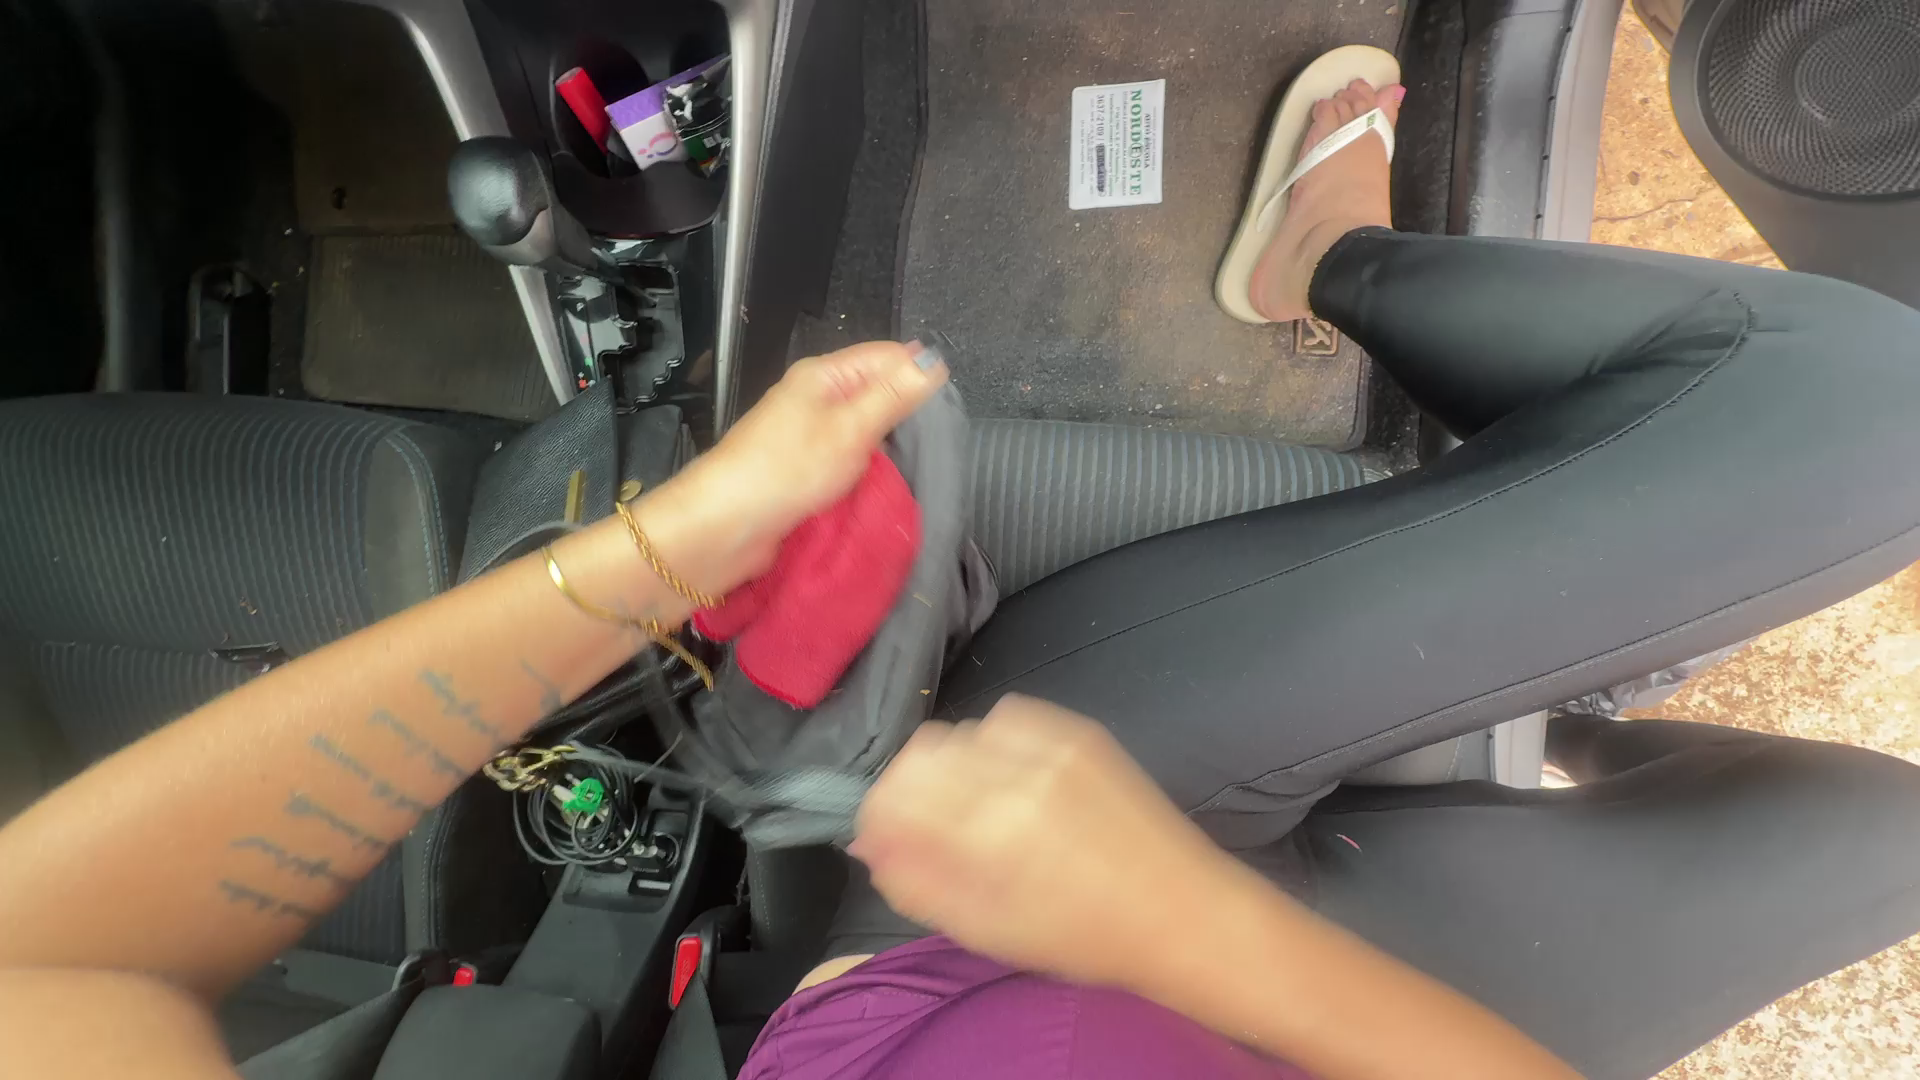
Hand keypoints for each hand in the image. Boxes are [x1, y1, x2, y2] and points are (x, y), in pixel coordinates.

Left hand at [639, 340, 947, 595]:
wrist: (726, 526)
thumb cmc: (787, 470)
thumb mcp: (850, 428)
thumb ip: (893, 396)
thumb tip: (934, 362)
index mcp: (824, 375)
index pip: (886, 356)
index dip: (918, 375)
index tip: (948, 408)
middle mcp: (815, 398)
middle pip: (876, 391)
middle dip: (907, 412)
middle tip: (940, 441)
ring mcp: (808, 433)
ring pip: (864, 428)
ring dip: (888, 444)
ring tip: (918, 463)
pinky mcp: (805, 467)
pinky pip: (849, 458)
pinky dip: (867, 468)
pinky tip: (883, 482)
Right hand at [851, 696, 1263, 989]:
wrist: (1183, 909)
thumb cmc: (1083, 935)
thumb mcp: (988, 930)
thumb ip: (918, 883)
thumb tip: (869, 843)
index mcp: (992, 830)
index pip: (898, 789)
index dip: (879, 809)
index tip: (884, 830)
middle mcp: (1018, 772)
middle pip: (923, 750)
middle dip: (911, 785)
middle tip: (926, 820)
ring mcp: (1053, 742)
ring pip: (963, 729)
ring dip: (953, 763)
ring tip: (977, 802)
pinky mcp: (1079, 729)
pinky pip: (1009, 715)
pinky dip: (994, 742)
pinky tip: (1013, 777)